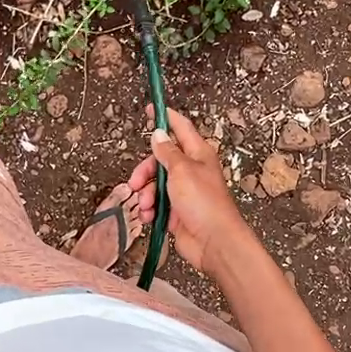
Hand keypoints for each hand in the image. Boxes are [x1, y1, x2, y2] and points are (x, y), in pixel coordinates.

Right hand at [127, 107, 258, 281]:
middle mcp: (191, 170)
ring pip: (156, 184)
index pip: (180, 127)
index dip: (165, 117)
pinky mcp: (178, 212)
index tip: (151, 108)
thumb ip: (167, 152)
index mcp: (198, 154)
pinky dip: (150, 210)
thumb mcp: (181, 170)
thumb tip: (159, 134)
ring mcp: (185, 192)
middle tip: (136, 181)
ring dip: (146, 194)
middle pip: (161, 160)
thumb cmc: (204, 204)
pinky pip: (157, 205)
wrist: (214, 242)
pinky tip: (149, 217)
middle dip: (145, 170)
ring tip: (146, 205)